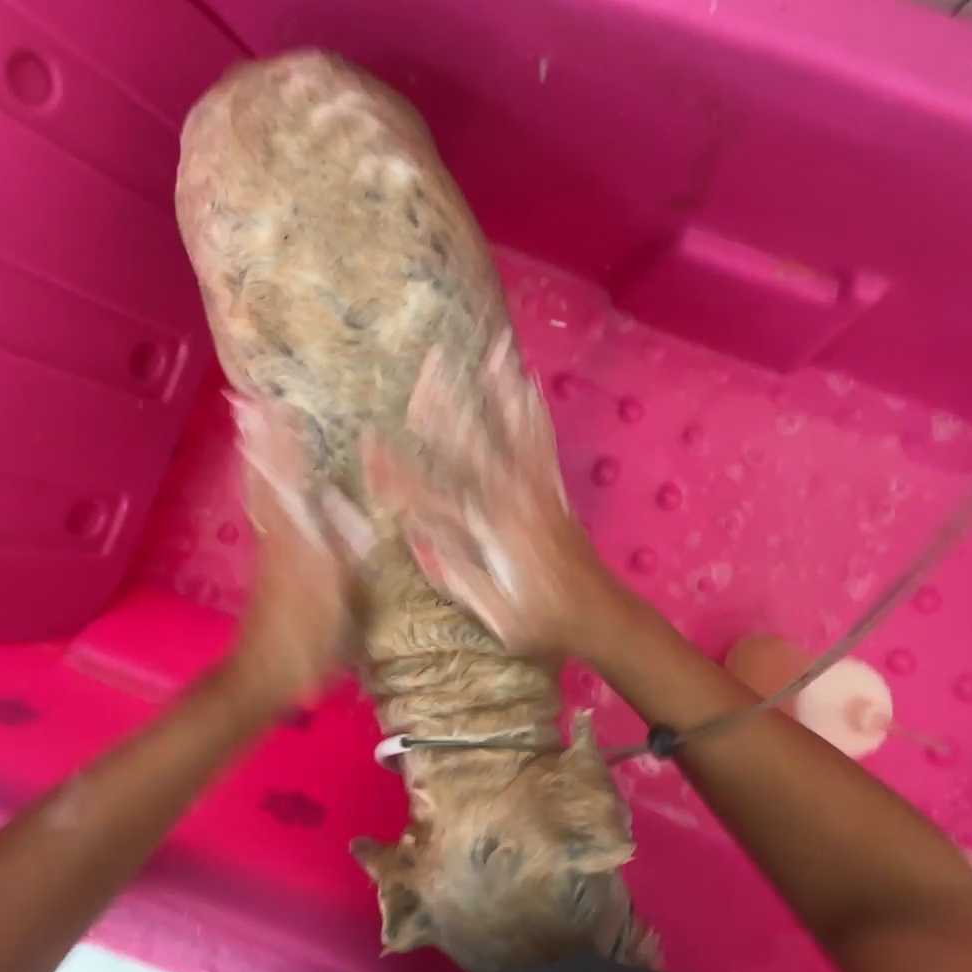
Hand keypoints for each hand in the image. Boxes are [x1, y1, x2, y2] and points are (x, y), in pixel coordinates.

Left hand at [230, 393, 373, 705]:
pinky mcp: (269, 557)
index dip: (287, 442)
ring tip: (251, 418)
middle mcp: (281, 533)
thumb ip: (350, 553)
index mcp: (301, 540)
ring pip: (262, 488)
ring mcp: (272, 544)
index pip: (293, 480)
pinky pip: (263, 506)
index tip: (281, 404)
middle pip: (270, 476)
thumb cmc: (310, 641)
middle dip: (264, 437)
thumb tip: (354, 508)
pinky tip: (262, 470)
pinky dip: (260, 480)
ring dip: (257, 452)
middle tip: (253, 397)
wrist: (263, 673)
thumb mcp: (343, 601)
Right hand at [365, 332, 612, 655]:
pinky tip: (530, 383)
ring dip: (501, 389)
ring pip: (514, 431)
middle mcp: (514, 501)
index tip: (370, 441)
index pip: (431, 495)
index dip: (396, 469)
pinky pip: (543, 441)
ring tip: (494, 349)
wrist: (602, 617)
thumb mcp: (495, 614)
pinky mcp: (553, 488)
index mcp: (492, 534)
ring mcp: (538, 489)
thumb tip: (416, 538)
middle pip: (472, 444)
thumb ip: (458, 575)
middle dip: (447, 402)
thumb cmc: (543, 623)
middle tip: (430, 362)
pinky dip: (534, 410)